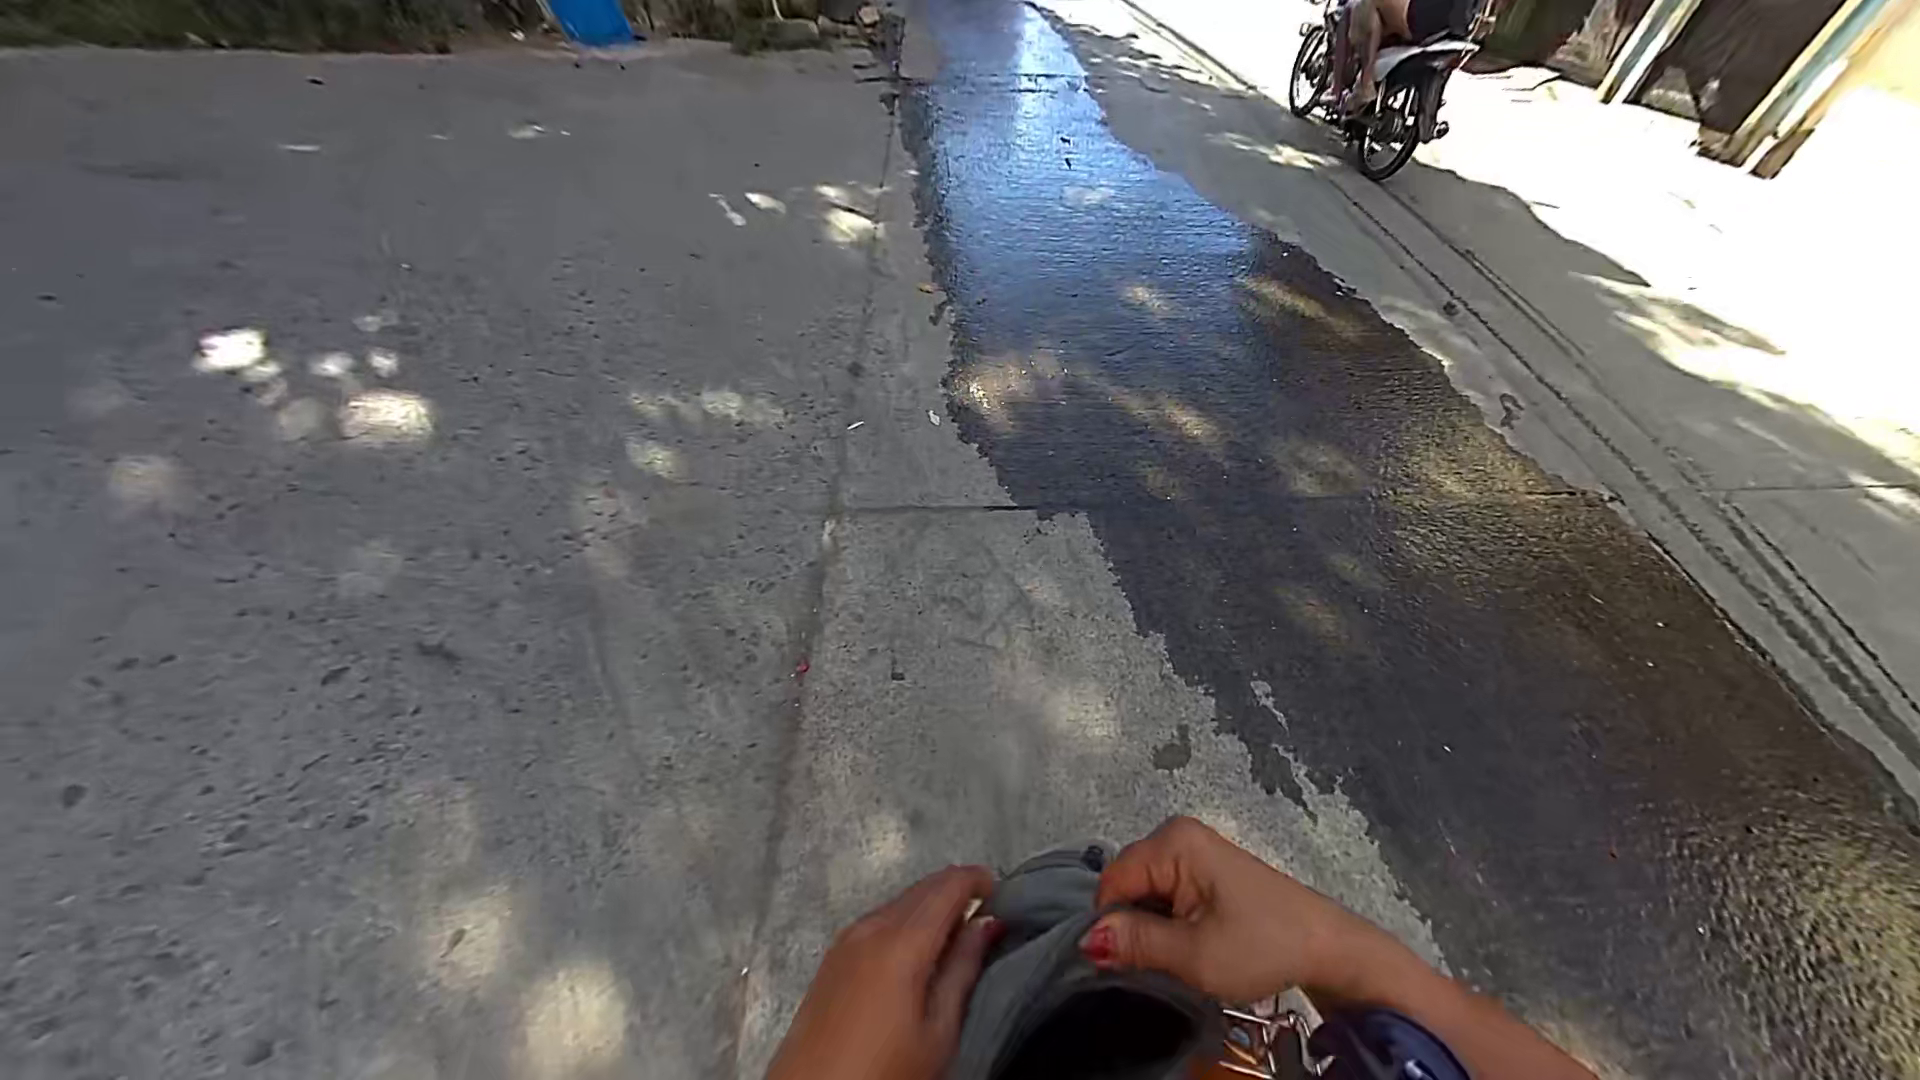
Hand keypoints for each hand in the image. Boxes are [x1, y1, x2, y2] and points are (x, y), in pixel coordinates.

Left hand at [767, 865, 1002, 1079]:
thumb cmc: (883, 1075)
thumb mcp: (937, 1034)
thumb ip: (963, 969)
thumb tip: (987, 922)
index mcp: (901, 940)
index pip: (947, 885)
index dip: (977, 879)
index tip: (1002, 891)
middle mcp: (872, 924)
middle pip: (923, 886)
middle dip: (957, 888)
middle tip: (986, 913)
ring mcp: (848, 936)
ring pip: (901, 899)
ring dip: (932, 903)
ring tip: (956, 934)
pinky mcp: (834, 954)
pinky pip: (881, 917)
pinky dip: (908, 917)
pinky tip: (918, 948)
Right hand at [1088, 819, 1597, 1079]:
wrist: (1328, 948)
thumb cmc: (1263, 946)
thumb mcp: (1197, 955)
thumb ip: (1138, 943)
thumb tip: (1085, 939)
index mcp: (1172, 841)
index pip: (1114, 879)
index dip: (1112, 922)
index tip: (1124, 963)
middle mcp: (1174, 832)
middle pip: (1128, 880)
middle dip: (1132, 921)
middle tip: (1154, 962)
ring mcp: (1189, 844)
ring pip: (1144, 887)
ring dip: (1149, 922)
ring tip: (1171, 954)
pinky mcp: (1201, 862)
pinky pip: (1163, 887)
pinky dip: (1165, 917)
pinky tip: (1184, 940)